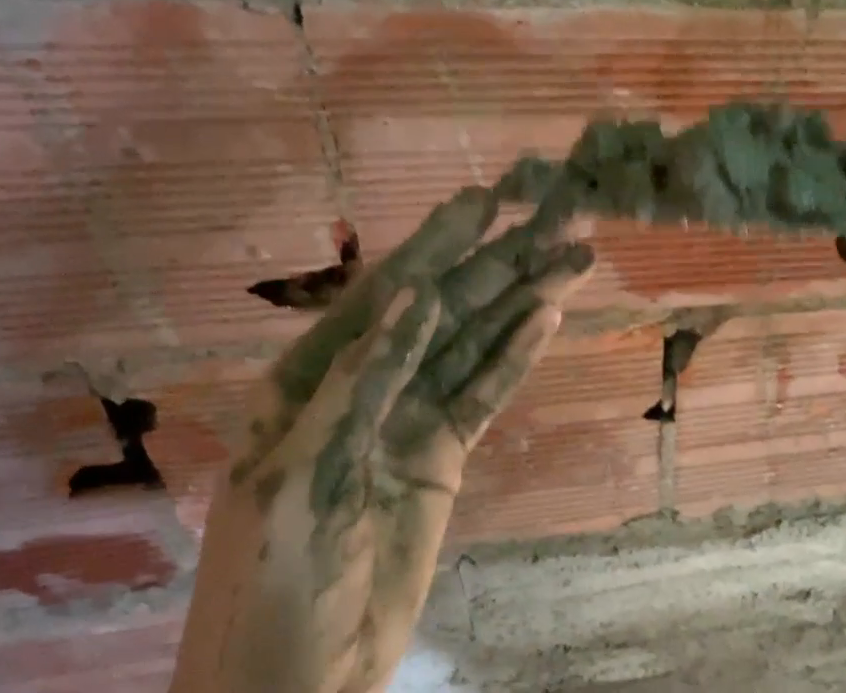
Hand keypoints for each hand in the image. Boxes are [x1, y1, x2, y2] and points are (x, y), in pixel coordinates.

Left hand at [169, 189, 594, 692]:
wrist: (294, 687)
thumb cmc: (272, 587)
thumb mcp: (300, 480)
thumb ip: (360, 384)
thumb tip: (417, 297)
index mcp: (310, 380)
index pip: (386, 296)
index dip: (436, 245)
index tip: (486, 201)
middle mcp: (364, 385)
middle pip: (444, 311)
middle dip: (499, 263)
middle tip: (560, 221)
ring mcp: (407, 419)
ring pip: (473, 345)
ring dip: (522, 300)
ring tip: (574, 258)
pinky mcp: (441, 454)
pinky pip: (485, 394)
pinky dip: (516, 356)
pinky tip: (548, 316)